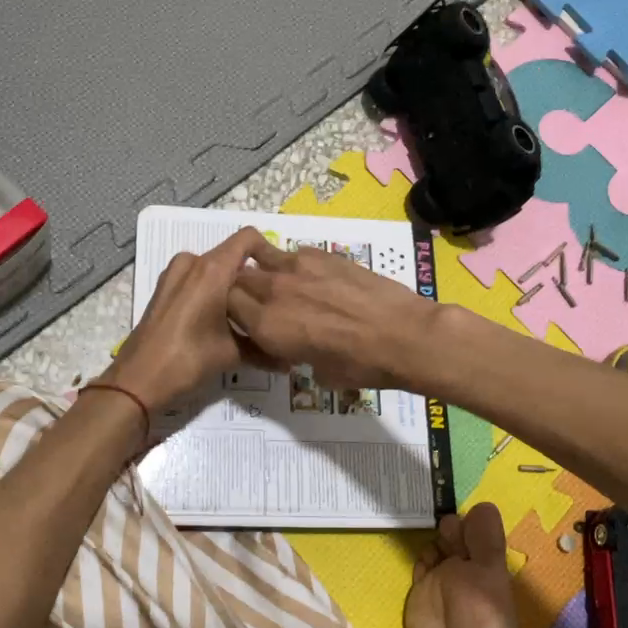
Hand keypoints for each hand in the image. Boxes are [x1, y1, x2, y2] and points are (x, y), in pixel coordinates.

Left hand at [100, 227, 270, 412]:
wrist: (138, 380)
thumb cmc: (188, 360)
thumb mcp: (231, 355)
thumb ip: (263, 350)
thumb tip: (290, 361)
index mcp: (211, 269)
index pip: (247, 239)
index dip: (267, 252)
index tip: (278, 277)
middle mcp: (192, 263)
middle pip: (230, 256)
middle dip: (249, 277)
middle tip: (266, 304)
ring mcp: (173, 274)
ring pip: (212, 270)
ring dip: (228, 287)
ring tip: (243, 316)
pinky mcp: (163, 289)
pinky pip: (195, 280)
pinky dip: (209, 293)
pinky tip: (218, 321)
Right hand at [227, 238, 439, 390]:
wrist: (403, 336)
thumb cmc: (360, 366)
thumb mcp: (318, 372)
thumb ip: (295, 353)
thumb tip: (300, 349)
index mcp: (265, 326)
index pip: (224, 305)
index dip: (230, 312)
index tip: (242, 320)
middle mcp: (273, 291)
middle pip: (237, 278)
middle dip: (241, 288)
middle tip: (257, 301)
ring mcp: (298, 267)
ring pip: (262, 258)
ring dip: (264, 269)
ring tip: (282, 283)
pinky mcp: (323, 254)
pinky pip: (295, 254)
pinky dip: (297, 266)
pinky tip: (316, 280)